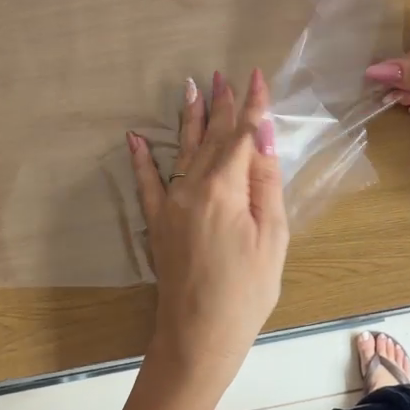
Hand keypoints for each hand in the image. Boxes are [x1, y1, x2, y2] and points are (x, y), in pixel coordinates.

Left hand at [127, 69, 287, 387]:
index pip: (243, 136)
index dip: (252, 106)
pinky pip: (147, 183)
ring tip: (191, 88)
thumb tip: (262, 135)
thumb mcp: (273, 237)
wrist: (198, 334)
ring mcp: (171, 204)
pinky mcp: (158, 222)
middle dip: (221, 105)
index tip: (258, 77)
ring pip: (183, 150)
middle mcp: (193, 187)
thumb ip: (265, 183)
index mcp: (225, 189)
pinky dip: (142, 159)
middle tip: (224, 75)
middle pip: (212, 137)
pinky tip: (136, 138)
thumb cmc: (247, 291)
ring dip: (189, 119)